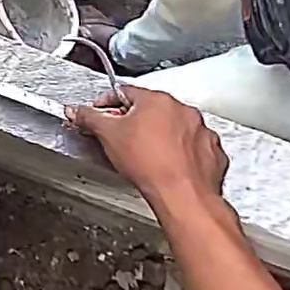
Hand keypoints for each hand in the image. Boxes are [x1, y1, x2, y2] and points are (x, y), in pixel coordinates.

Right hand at [67, 87, 227, 213]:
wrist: (183, 197)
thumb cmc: (150, 164)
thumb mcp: (107, 135)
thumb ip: (89, 117)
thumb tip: (77, 111)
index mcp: (156, 100)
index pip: (125, 92)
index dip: (108, 103)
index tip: (101, 112)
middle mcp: (182, 111)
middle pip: (150, 109)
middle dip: (134, 120)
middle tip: (121, 137)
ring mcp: (201, 132)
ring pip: (174, 127)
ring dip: (160, 135)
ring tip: (146, 154)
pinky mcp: (213, 153)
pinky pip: (193, 147)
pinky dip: (181, 152)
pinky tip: (168, 164)